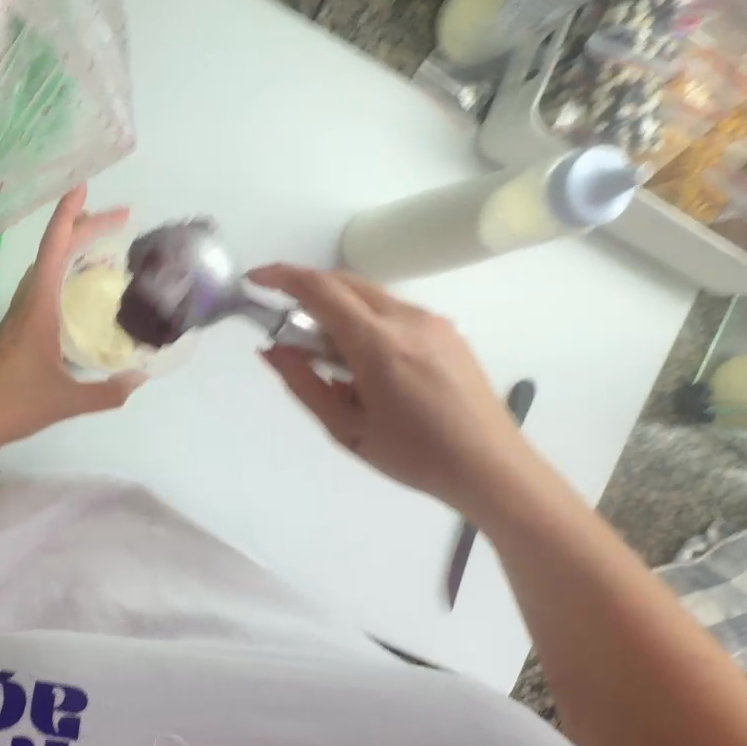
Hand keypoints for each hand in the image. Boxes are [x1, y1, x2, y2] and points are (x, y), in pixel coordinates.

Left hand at [0, 186, 143, 449]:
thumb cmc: (15, 405)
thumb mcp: (68, 402)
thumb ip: (108, 392)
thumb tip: (141, 378)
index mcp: (38, 308)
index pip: (54, 250)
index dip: (70, 216)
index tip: (84, 187)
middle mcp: (27, 303)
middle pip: (54, 251)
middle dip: (87, 228)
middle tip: (123, 217)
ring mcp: (19, 315)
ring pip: (47, 268)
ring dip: (74, 249)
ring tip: (107, 246)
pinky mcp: (17, 329)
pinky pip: (44, 286)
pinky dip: (66, 274)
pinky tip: (82, 288)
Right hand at [250, 265, 546, 518]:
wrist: (491, 467)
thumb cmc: (413, 456)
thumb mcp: (345, 428)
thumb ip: (303, 383)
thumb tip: (271, 349)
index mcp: (378, 344)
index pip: (320, 290)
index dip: (282, 277)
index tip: (255, 280)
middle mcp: (407, 319)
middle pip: (344, 283)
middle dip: (306, 291)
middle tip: (284, 326)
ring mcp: (432, 321)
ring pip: (369, 296)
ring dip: (336, 310)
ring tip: (327, 359)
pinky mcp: (447, 330)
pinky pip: (392, 311)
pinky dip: (363, 321)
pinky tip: (364, 364)